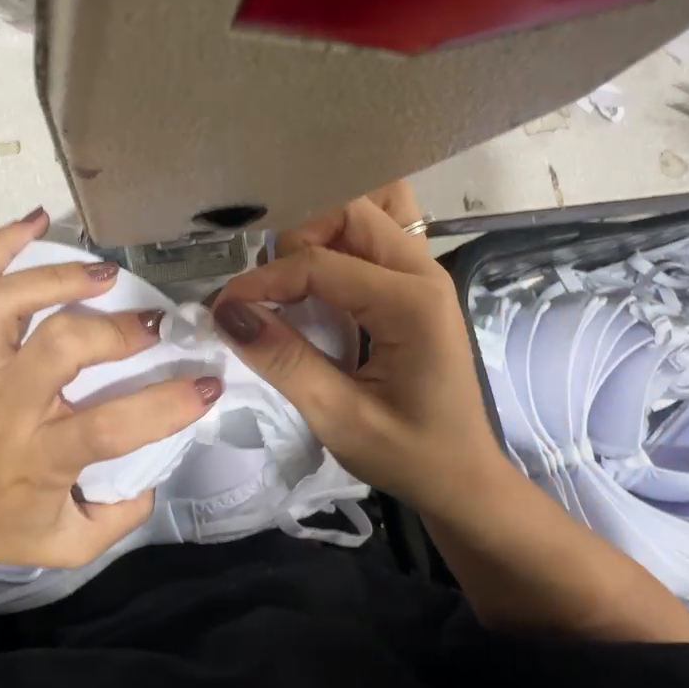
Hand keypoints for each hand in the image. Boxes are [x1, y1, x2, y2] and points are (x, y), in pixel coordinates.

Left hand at [0, 208, 222, 631]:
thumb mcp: (64, 546)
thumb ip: (119, 515)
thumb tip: (155, 470)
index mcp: (36, 457)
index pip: (109, 427)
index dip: (167, 404)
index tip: (207, 385)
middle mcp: (1, 406)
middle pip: (60, 347)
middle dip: (118, 330)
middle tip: (153, 327)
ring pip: (6, 302)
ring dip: (59, 276)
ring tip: (102, 273)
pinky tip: (35, 222)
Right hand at [210, 183, 504, 502]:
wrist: (463, 478)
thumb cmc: (409, 455)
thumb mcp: (339, 418)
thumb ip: (285, 360)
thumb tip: (227, 313)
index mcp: (412, 303)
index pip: (320, 262)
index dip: (264, 280)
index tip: (225, 310)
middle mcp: (424, 272)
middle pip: (351, 209)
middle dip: (298, 240)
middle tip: (267, 292)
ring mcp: (424, 274)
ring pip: (367, 211)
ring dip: (322, 233)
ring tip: (294, 281)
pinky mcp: (415, 286)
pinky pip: (374, 237)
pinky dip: (338, 245)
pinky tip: (316, 288)